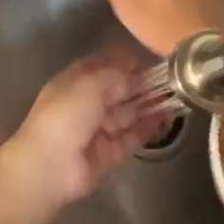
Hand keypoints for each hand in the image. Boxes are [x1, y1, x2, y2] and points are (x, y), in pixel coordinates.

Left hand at [0, 49, 168, 207]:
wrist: (50, 166)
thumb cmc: (66, 115)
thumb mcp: (90, 85)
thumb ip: (115, 76)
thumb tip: (134, 71)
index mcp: (72, 84)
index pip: (99, 67)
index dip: (121, 61)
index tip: (146, 58)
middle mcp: (83, 105)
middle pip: (114, 91)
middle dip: (137, 84)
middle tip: (166, 78)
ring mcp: (95, 131)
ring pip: (124, 114)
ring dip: (146, 105)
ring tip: (172, 96)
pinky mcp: (107, 155)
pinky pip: (129, 138)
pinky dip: (146, 128)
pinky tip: (165, 118)